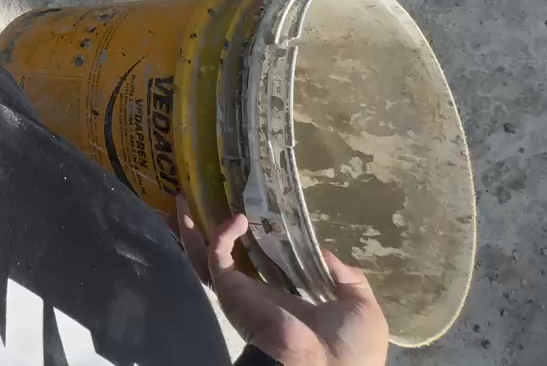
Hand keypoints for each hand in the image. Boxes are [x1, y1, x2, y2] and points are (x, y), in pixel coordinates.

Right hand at [175, 198, 388, 365]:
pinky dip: (223, 233)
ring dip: (191, 227)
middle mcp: (254, 292)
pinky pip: (217, 254)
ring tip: (183, 199)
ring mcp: (238, 290)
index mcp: (283, 299)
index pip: (258, 265)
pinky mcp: (229, 287)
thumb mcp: (363, 311)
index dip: (249, 242)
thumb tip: (325, 253)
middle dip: (202, 230)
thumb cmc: (348, 347)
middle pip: (218, 256)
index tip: (249, 216)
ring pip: (202, 253)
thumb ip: (348, 279)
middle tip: (195, 201)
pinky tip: (239, 219)